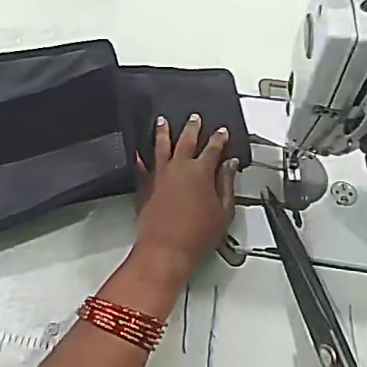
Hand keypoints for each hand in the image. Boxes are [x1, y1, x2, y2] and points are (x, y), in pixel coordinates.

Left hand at [132, 114, 236, 277]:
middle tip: (194, 118)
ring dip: (163, 132)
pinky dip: (139, 158)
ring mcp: (159, 176)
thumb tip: (230, 167)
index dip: (219, 138)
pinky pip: (141, 167)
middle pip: (186, 140)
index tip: (222, 132)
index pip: (213, 148)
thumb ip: (227, 184)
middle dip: (192, 128)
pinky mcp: (145, 187)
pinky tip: (137, 151)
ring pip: (161, 147)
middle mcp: (178, 168)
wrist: (166, 249)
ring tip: (162, 121)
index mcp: (201, 172)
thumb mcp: (224, 211)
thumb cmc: (196, 235)